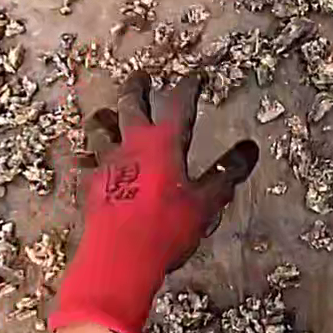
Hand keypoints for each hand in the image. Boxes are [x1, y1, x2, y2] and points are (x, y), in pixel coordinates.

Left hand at [49, 74, 260, 332]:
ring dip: (103, 118)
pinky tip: (84, 159)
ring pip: (99, 129)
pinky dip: (84, 158)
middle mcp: (132, 144)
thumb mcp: (206, 202)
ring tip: (105, 113)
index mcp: (164, 143)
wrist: (119, 257)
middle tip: (141, 76)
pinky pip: (83, 163)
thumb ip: (227, 173)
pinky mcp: (89, 184)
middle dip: (137, 87)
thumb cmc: (167, 228)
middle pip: (131, 105)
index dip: (190, 86)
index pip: (179, 105)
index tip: (197, 75)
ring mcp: (107, 162)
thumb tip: (250, 147)